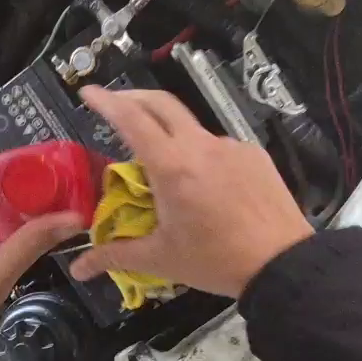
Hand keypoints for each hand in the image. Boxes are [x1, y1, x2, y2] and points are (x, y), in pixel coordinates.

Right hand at [70, 86, 312, 298]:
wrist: (282, 264)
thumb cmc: (215, 261)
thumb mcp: (160, 259)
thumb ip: (115, 256)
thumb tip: (79, 268)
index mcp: (172, 166)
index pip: (132, 120)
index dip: (106, 102)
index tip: (89, 92)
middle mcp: (201, 146)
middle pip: (162, 104)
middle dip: (133, 97)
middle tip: (114, 103)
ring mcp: (231, 147)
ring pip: (191, 129)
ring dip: (169, 134)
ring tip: (162, 164)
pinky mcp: (254, 156)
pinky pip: (218, 147)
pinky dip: (201, 155)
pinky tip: (204, 184)